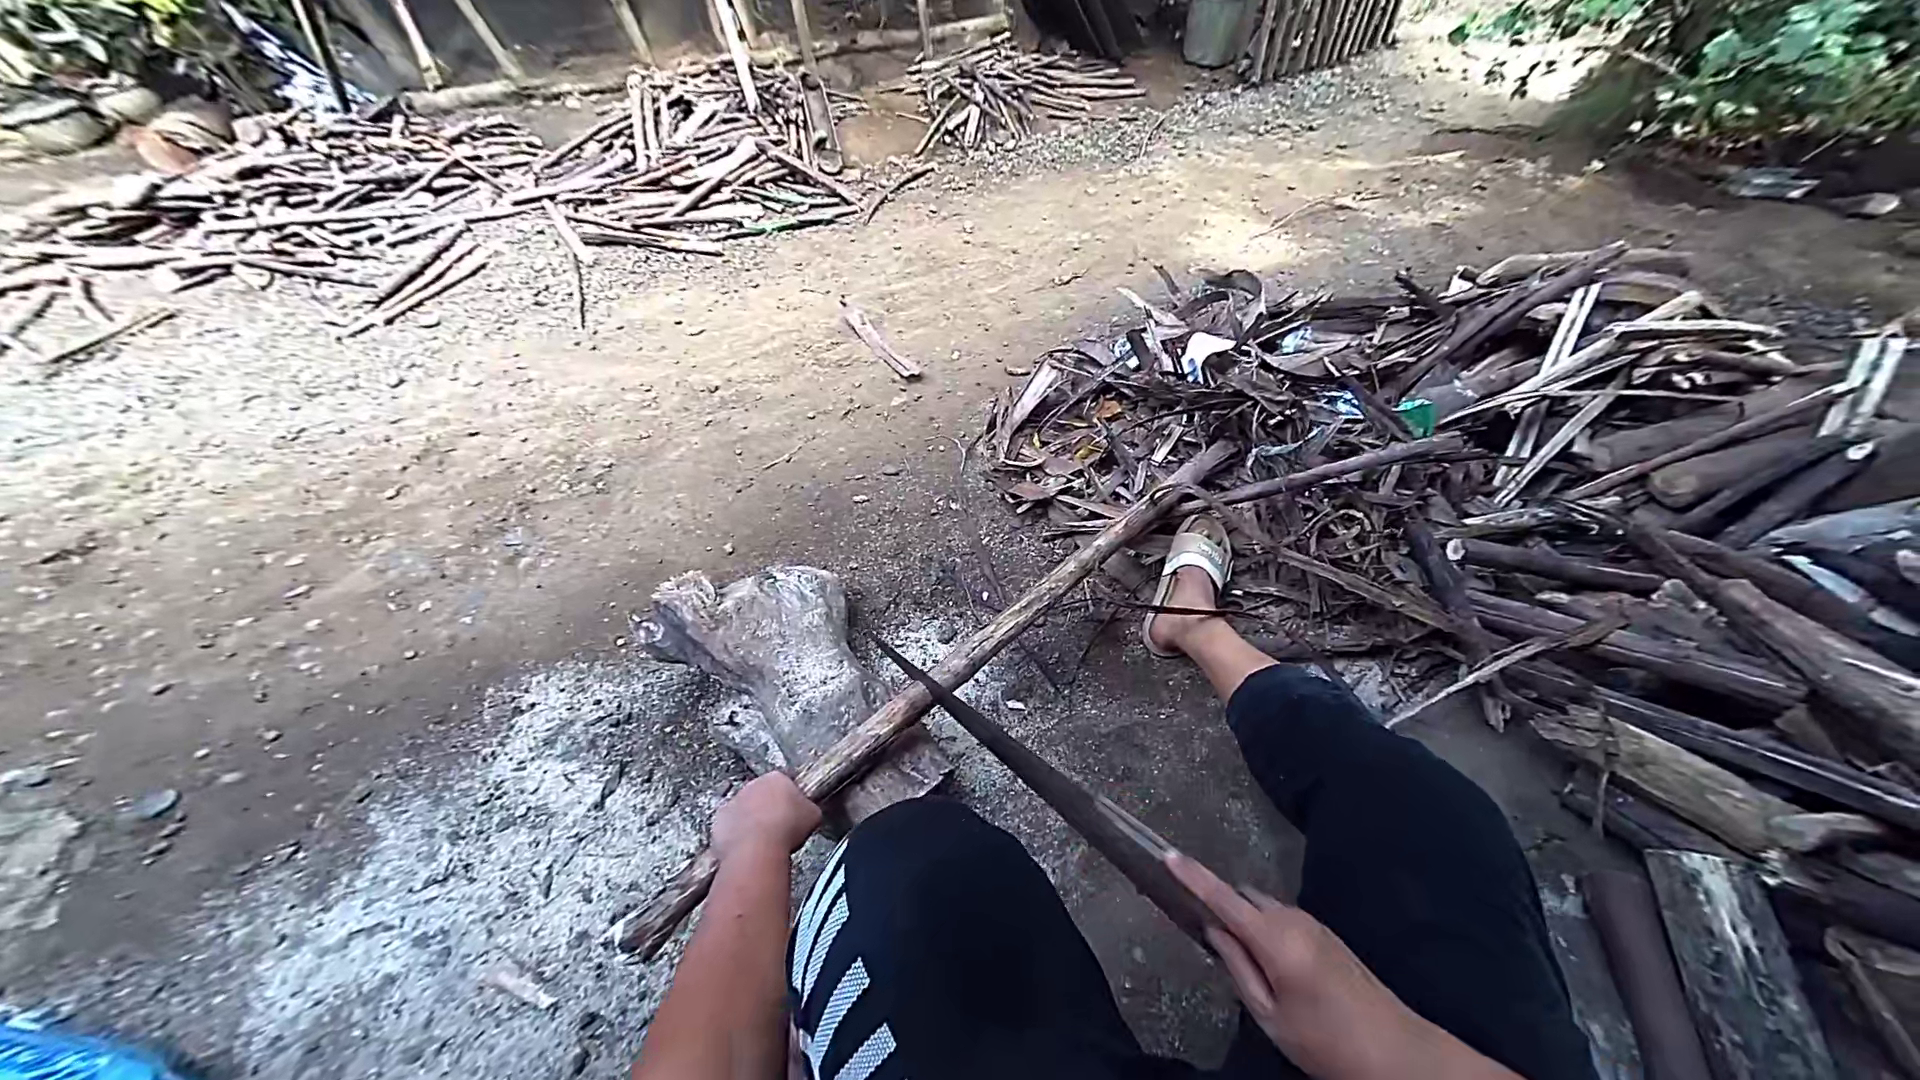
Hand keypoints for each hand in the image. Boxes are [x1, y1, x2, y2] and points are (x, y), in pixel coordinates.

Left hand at [712, 772, 821, 863]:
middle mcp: (753, 784)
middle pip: (761, 794)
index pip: (784, 784)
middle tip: (776, 828)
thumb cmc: (788, 828)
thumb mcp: (814, 815)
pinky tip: (744, 849)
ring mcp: (733, 801)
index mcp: (777, 777)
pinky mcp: (718, 820)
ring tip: (760, 842)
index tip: (792, 815)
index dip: (789, 800)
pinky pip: (729, 827)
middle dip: (767, 808)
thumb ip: (808, 807)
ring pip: (744, 810)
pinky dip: (735, 835)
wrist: (757, 848)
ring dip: (750, 821)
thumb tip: (807, 812)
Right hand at [1164, 852, 1515, 1079]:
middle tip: (1214, 942)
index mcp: (1274, 939)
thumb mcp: (1272, 1017)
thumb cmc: (1329, 1045)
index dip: (1192, 876)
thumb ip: (1237, 967)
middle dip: (1224, 908)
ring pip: (1263, 908)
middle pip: (1243, 896)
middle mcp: (1292, 918)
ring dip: (1248, 923)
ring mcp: (1312, 923)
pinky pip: (1282, 919)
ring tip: (1250, 966)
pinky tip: (1277, 969)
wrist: (1404, 1057)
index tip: (1166, 855)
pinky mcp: (1326, 933)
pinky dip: (1267, 930)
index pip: (1222, 897)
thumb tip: (1212, 929)